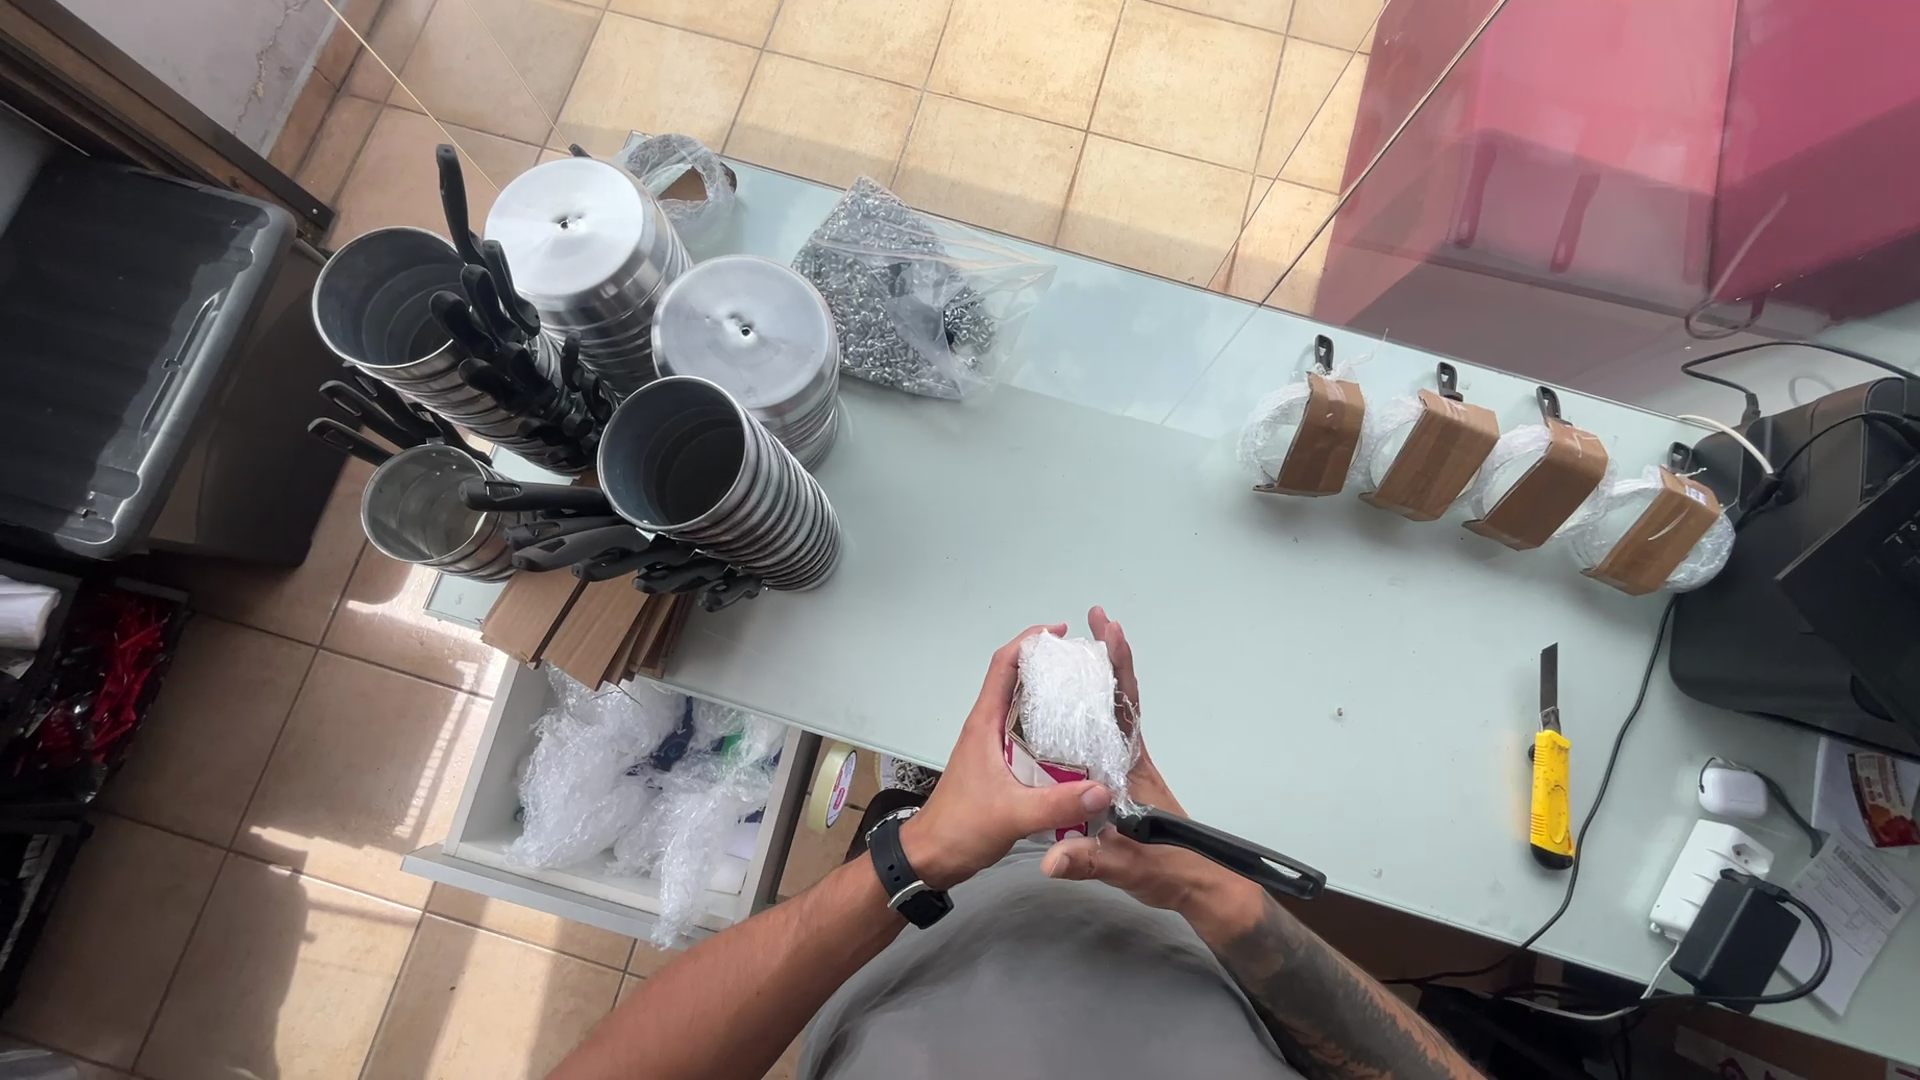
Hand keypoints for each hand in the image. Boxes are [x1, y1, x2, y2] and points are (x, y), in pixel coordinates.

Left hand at [899, 623, 1111, 890]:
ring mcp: (990, 745)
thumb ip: (1058, 804)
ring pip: (1020, 705)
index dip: (1029, 642)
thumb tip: (1105, 789)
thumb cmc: (961, 828)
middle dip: (1045, 664)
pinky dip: (1046, 724)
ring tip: (1084, 691)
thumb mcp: (1013, 816)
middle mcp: (987, 726)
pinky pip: (1024, 731)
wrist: (931, 857)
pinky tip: (1071, 737)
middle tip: (1082, 662)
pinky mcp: (996, 764)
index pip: (1003, 666)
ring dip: (1046, 693)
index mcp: (984, 723)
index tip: (1060, 633)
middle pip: (1014, 679)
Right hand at [1039, 608, 1267, 944]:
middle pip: (1118, 694)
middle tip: (1092, 619)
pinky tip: (1068, 703)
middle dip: (1107, 655)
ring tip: (1073, 649)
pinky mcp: (1117, 778)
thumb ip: (1089, 859)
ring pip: (1109, 709)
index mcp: (1130, 762)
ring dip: (1098, 676)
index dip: (1118, 664)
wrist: (1197, 886)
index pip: (1124, 702)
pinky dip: (1089, 706)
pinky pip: (1100, 731)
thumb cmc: (1169, 869)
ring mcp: (1123, 764)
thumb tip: (1050, 861)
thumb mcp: (1125, 866)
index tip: (1108, 629)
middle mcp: (1127, 754)